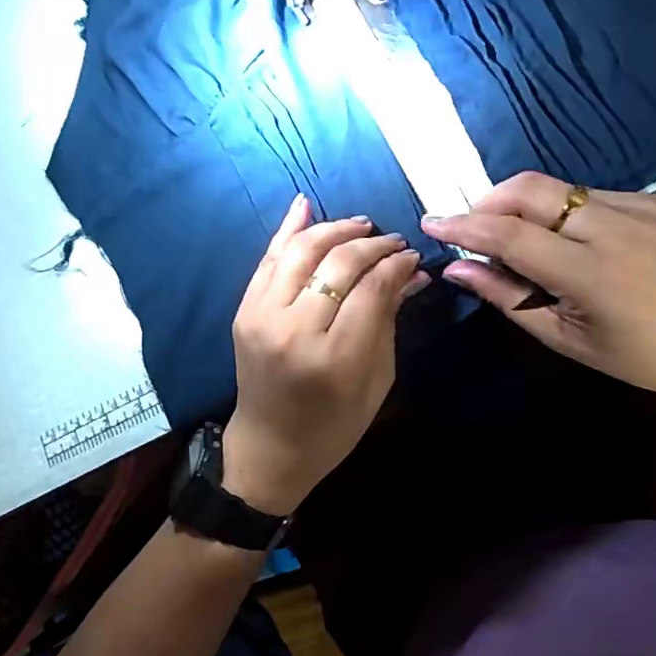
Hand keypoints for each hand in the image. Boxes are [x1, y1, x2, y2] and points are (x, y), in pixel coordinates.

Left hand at [224, 195, 429, 514]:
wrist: (270, 449)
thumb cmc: (335, 425)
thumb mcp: (377, 378)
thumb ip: (389, 319)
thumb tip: (412, 273)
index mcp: (335, 358)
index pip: (371, 288)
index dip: (395, 264)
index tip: (411, 256)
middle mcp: (294, 331)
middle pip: (338, 263)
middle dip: (372, 244)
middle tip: (393, 242)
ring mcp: (262, 317)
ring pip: (301, 250)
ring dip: (334, 229)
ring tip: (361, 225)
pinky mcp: (243, 311)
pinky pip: (267, 258)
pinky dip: (287, 229)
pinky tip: (306, 205)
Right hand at [422, 172, 655, 429]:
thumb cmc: (645, 358)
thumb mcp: (570, 339)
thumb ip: (510, 298)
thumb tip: (457, 270)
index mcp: (591, 272)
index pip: (509, 233)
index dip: (463, 225)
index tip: (432, 222)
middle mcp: (614, 226)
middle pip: (531, 188)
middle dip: (490, 200)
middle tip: (473, 227)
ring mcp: (640, 206)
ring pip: (560, 188)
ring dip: (528, 206)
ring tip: (523, 239)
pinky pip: (593, 195)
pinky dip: (567, 212)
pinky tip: (575, 241)